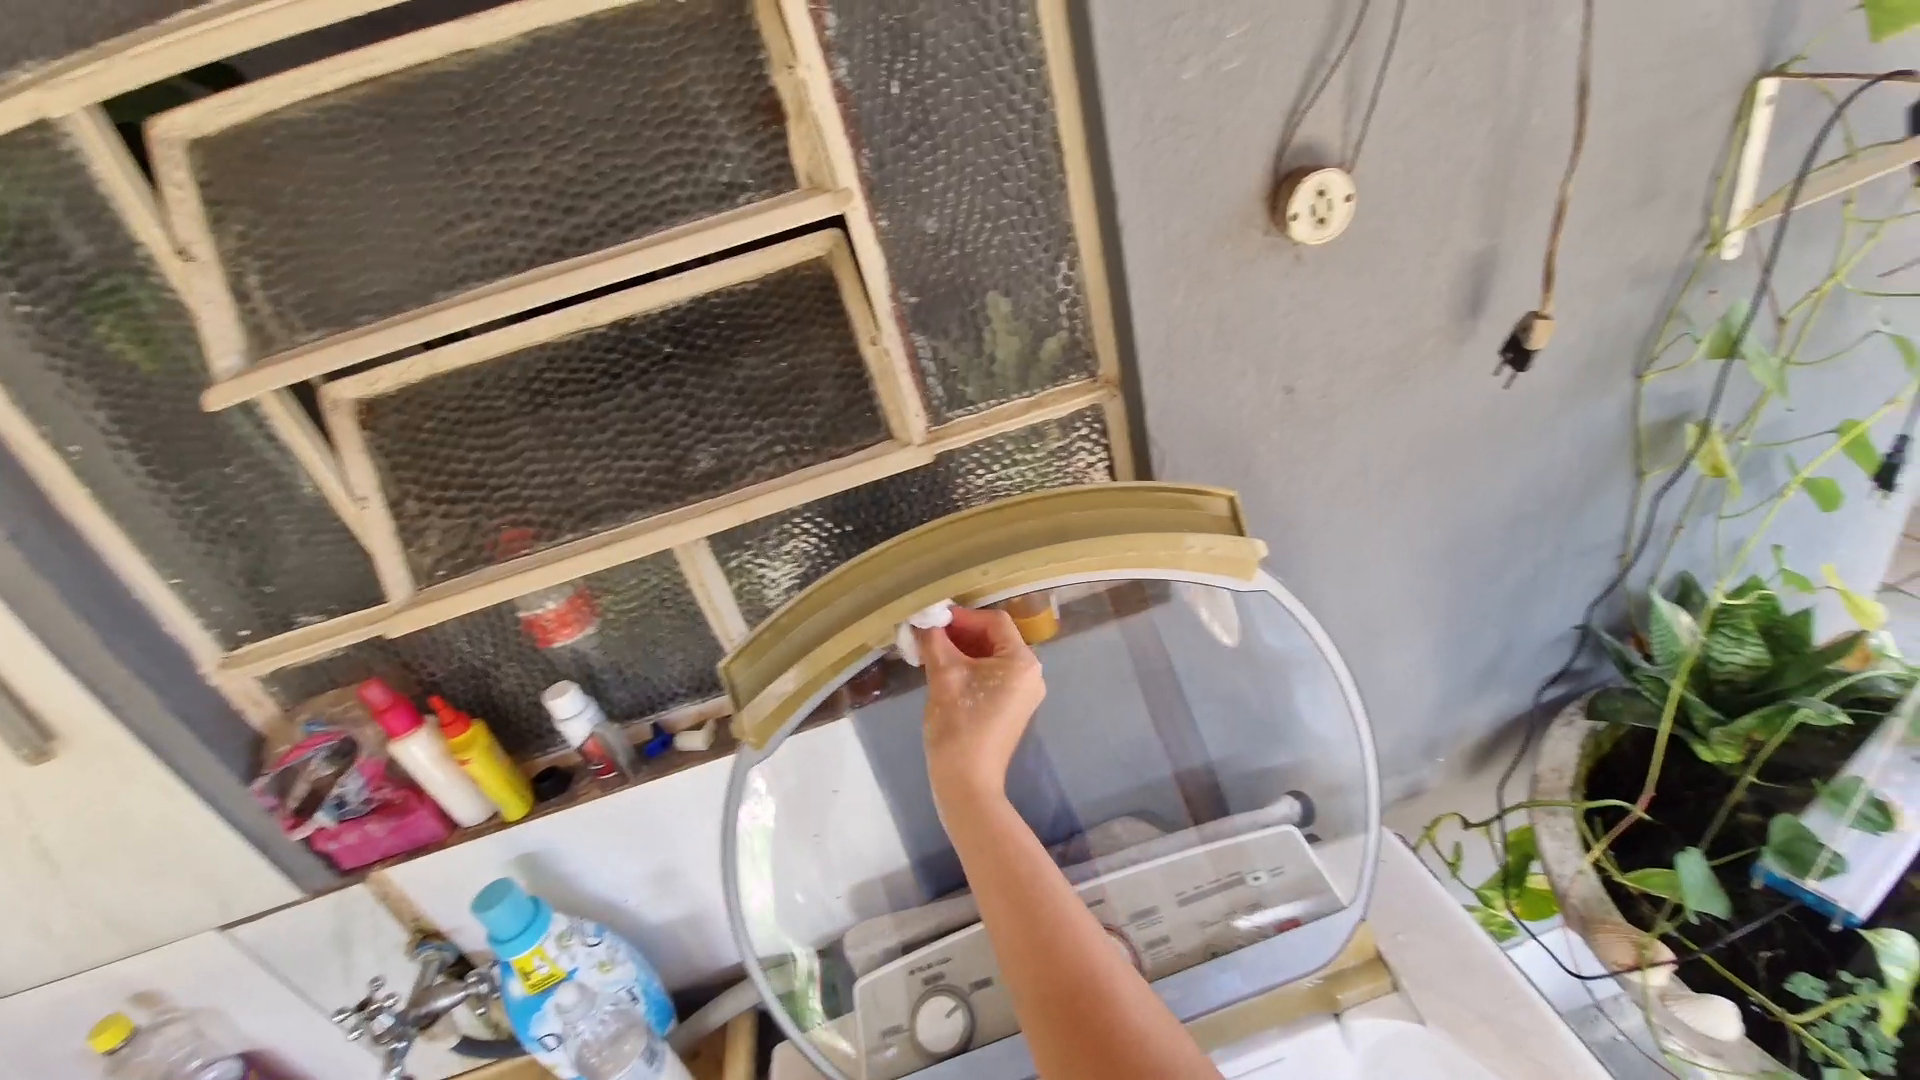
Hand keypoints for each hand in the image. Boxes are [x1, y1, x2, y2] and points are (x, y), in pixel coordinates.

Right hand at [918, 606, 1045, 807]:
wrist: (966, 781)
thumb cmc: (958, 724)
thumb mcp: (943, 675)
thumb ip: (934, 640)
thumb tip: (924, 620)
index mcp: (1022, 661)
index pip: (994, 621)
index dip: (962, 616)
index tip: (933, 620)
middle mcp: (1031, 673)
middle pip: (995, 638)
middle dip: (960, 634)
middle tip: (928, 635)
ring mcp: (1024, 693)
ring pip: (991, 657)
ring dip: (962, 650)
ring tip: (930, 652)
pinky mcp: (1012, 708)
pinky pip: (992, 676)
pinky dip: (969, 668)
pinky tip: (943, 670)